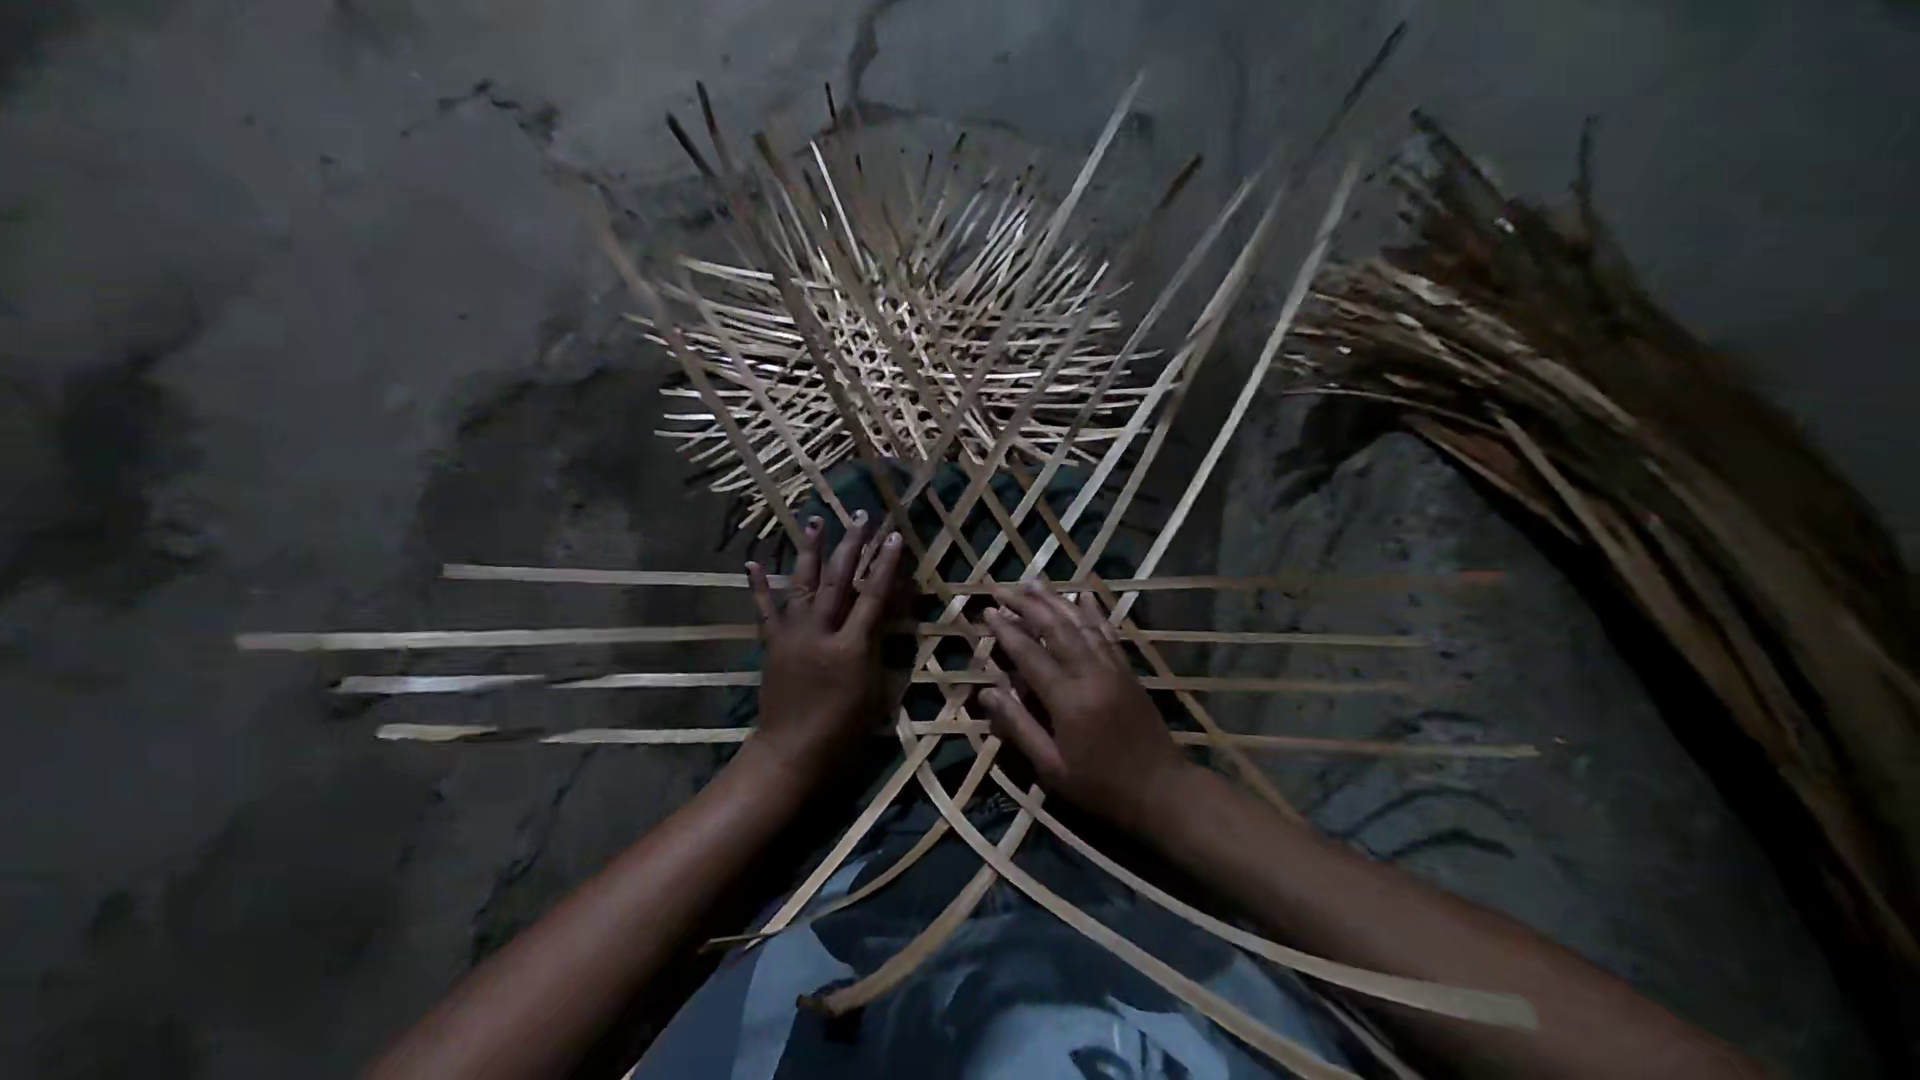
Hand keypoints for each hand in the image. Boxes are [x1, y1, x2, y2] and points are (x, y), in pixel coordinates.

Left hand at [744, 511, 905, 782]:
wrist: (792, 750)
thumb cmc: (844, 727)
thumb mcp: (874, 690)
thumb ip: (878, 647)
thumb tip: (885, 614)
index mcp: (851, 647)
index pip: (873, 596)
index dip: (886, 565)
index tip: (894, 537)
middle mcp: (820, 633)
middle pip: (839, 580)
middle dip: (851, 545)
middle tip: (860, 516)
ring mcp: (792, 635)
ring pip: (803, 584)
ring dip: (811, 551)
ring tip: (816, 520)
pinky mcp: (772, 643)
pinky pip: (765, 609)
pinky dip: (759, 586)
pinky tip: (753, 562)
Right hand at [976, 583, 1191, 831]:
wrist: (1162, 790)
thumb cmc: (1100, 785)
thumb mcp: (1051, 766)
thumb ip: (1018, 726)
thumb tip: (986, 693)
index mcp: (1068, 700)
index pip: (1030, 654)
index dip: (1006, 630)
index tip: (987, 611)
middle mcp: (1091, 674)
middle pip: (1055, 628)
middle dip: (1027, 605)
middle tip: (1003, 589)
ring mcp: (1113, 668)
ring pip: (1081, 624)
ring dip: (1056, 601)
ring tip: (1033, 583)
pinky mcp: (1128, 671)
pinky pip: (1108, 633)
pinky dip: (1093, 612)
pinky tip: (1084, 595)